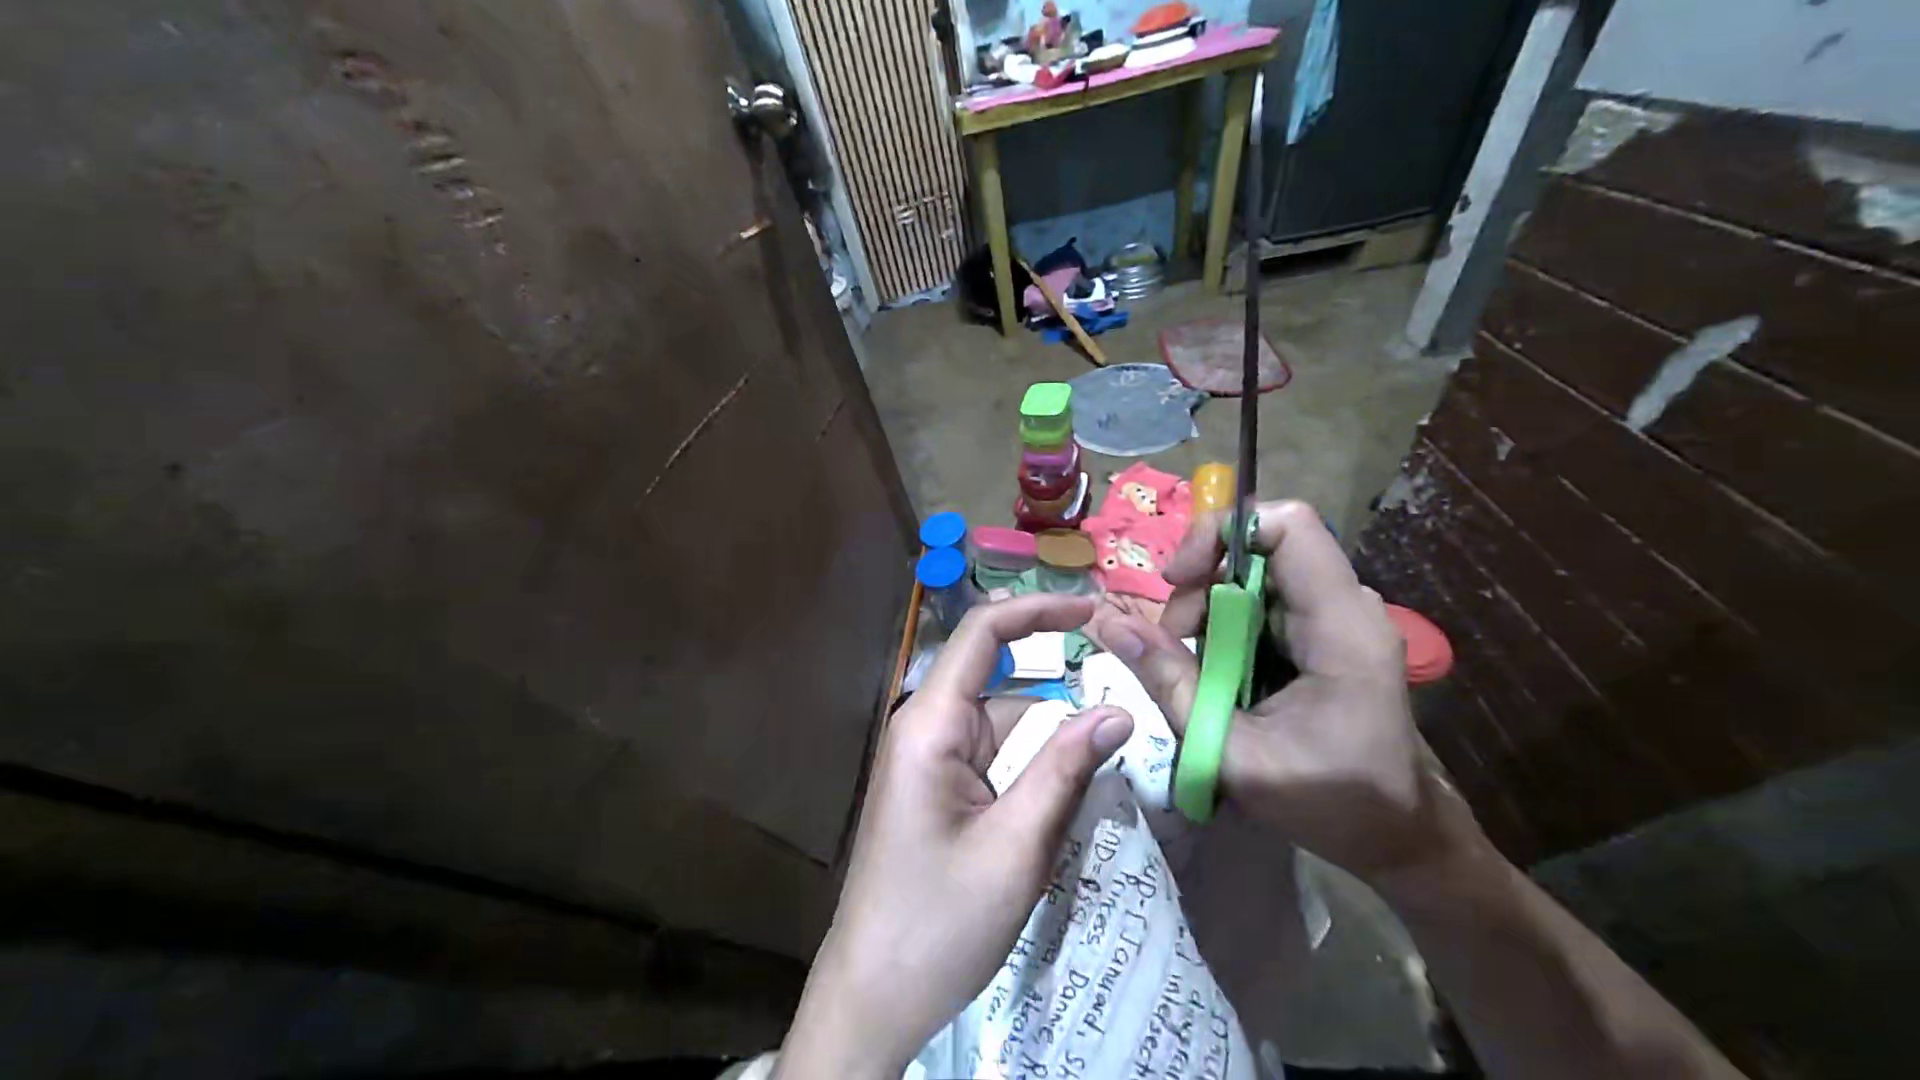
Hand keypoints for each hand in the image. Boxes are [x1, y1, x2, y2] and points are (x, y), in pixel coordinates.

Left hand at [777, 594, 1134, 1078]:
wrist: (876, 994)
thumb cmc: (940, 922)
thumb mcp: (1017, 847)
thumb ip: (1066, 770)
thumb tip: (1119, 709)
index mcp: (931, 724)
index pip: (983, 634)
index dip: (1039, 609)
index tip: (1095, 609)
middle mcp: (928, 727)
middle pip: (1001, 677)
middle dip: (1060, 675)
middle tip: (1126, 681)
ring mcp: (933, 757)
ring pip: (1006, 720)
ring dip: (1054, 728)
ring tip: (1112, 741)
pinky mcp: (942, 786)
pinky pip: (997, 754)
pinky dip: (1037, 759)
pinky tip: (1073, 781)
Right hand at [1089, 500, 1480, 884]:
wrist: (1396, 836)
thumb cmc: (1328, 801)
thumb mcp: (1231, 750)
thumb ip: (1168, 682)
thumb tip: (1108, 622)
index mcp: (1340, 625)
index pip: (1288, 524)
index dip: (1223, 531)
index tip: (1176, 578)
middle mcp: (1345, 606)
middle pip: (1259, 550)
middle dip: (1200, 586)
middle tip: (1171, 644)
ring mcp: (1336, 618)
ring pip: (1253, 577)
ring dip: (1206, 610)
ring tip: (1189, 668)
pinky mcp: (1324, 634)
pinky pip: (1261, 603)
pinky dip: (1223, 627)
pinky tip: (1214, 672)